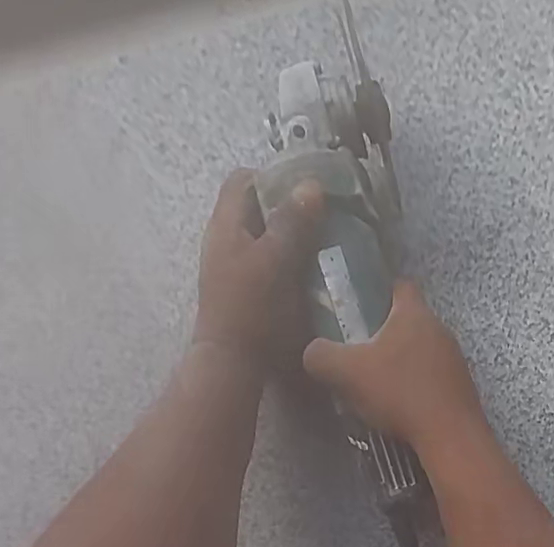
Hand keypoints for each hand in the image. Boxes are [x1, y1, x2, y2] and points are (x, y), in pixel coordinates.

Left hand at [191, 169, 324, 366]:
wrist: (233, 359)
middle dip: (291, 211)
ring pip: (266, 238)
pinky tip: (314, 277)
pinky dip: (291, 263)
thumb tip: (312, 186)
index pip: (244, 181)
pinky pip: (271, 264)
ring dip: (294, 240)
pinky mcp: (248, 291)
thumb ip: (292, 224)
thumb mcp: (274, 261)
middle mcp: (226, 240)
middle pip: (257, 210)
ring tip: (327, 249)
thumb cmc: (251, 307)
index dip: (275, 178)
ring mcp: (236, 267)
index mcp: (226, 224)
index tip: (309, 191)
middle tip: (326, 221)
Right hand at [303, 282, 488, 449]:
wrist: (451, 438)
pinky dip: (419, 386)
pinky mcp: (464, 388)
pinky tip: (403, 406)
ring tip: (380, 384)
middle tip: (361, 353)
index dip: (378, 291)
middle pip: (410, 321)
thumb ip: (321, 355)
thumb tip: (315, 352)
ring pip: (423, 351)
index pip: (399, 285)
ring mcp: (457, 361)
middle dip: (386, 334)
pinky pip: (435, 378)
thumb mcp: (346, 372)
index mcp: (415, 314)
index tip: (359, 309)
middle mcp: (442, 331)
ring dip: (403, 363)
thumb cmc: (400, 394)